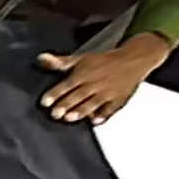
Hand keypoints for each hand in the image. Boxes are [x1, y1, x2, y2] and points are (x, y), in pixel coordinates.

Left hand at [38, 33, 172, 124]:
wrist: (138, 57)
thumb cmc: (103, 61)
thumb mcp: (81, 59)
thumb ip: (60, 62)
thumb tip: (40, 57)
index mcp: (83, 74)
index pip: (66, 85)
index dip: (55, 94)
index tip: (44, 102)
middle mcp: (96, 83)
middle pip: (79, 95)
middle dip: (67, 104)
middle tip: (55, 114)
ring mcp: (109, 91)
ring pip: (94, 103)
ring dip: (82, 111)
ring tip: (70, 118)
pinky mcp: (121, 97)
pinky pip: (113, 107)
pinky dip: (105, 114)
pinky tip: (95, 121)